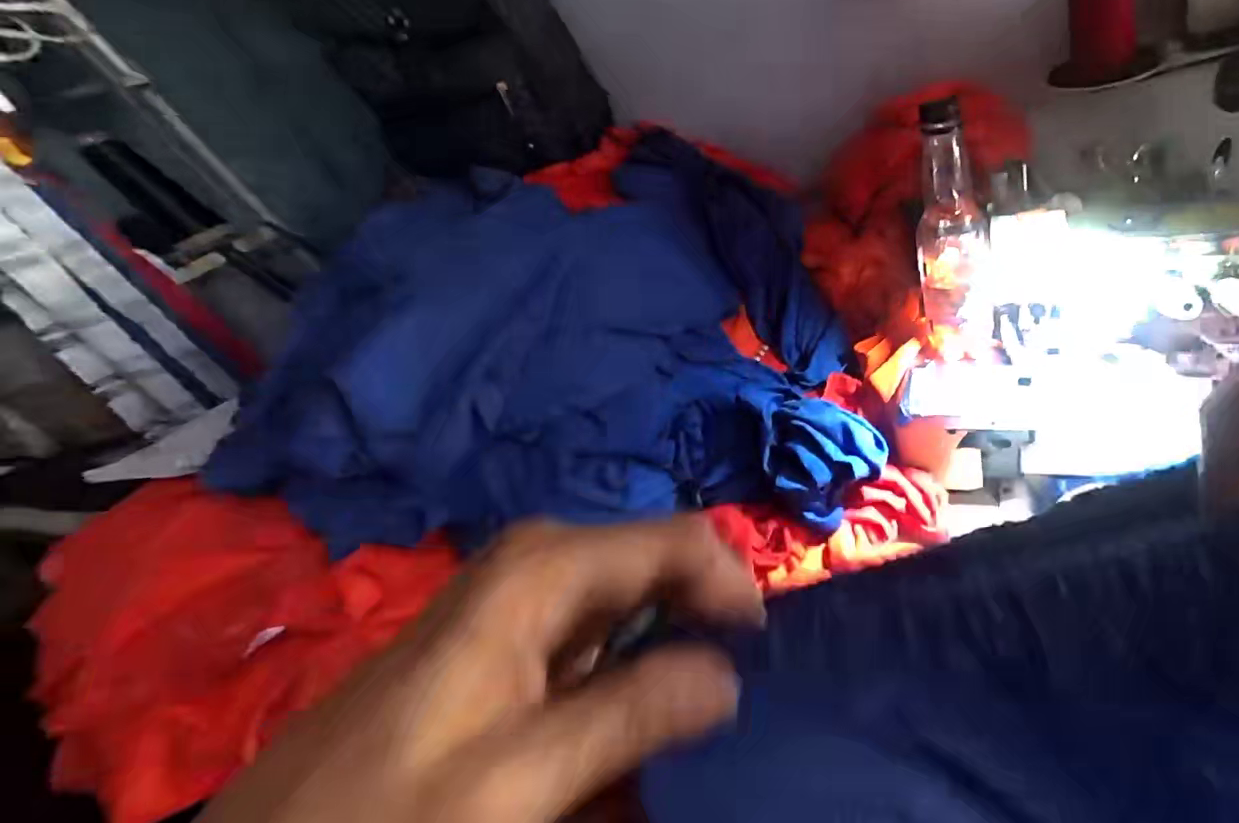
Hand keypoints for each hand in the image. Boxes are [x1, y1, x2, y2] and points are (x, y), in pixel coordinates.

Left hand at [202, 515, 763, 822]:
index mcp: (550, 563)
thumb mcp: (515, 781)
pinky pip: (604, 619)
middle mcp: (543, 556)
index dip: (732, 584)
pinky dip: (638, 648)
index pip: (684, 539)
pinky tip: (636, 696)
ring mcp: (524, 587)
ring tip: (694, 690)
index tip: (758, 649)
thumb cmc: (384, 816)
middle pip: (663, 557)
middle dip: (706, 606)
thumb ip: (634, 711)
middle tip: (732, 675)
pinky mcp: (512, 624)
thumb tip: (730, 675)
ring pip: (638, 588)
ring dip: (676, 630)